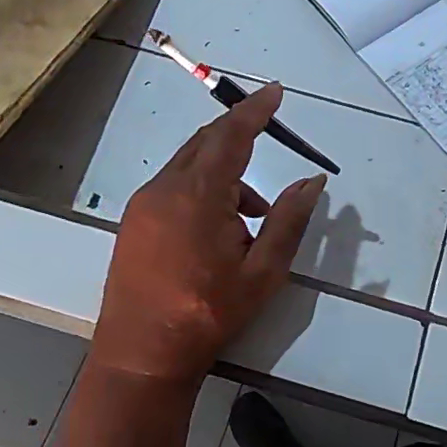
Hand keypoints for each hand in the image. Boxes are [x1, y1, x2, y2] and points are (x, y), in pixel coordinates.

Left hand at [94, 84, 326, 382]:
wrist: (142, 355)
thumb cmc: (208, 314)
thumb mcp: (263, 272)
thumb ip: (289, 220)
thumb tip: (312, 181)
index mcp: (197, 196)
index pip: (230, 136)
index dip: (254, 110)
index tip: (275, 91)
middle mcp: (164, 189)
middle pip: (206, 143)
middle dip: (239, 137)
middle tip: (268, 136)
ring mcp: (143, 205)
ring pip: (190, 167)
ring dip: (224, 175)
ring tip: (254, 218)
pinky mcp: (134, 221)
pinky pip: (174, 187)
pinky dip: (202, 191)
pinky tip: (220, 229)